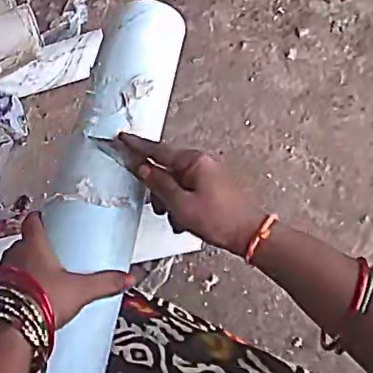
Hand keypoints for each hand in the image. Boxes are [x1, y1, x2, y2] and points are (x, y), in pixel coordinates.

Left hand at [0, 212, 132, 328]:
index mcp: (33, 245)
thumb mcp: (81, 290)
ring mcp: (1, 274)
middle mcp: (13, 255)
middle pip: (23, 243)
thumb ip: (105, 282)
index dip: (39, 218)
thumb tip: (126, 277)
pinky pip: (6, 283)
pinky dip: (16, 286)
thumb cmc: (41, 300)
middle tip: (51, 253)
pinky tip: (29, 297)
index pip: (32, 221)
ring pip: (13, 263)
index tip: (46, 218)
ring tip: (42, 278)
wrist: (14, 327)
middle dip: (36, 247)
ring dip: (24, 267)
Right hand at [117, 133, 267, 255]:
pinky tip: (187, 219)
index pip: (157, 151)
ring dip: (170, 201)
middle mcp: (202, 162)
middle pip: (166, 170)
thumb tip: (142, 168)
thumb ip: (158, 184)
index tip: (122, 138)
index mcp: (194, 161)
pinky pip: (187, 189)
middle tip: (160, 207)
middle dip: (158, 190)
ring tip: (179, 219)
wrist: (250, 234)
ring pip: (175, 182)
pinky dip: (181, 203)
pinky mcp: (212, 185)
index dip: (136, 146)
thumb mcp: (179, 204)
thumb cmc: (219, 220)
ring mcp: (208, 173)